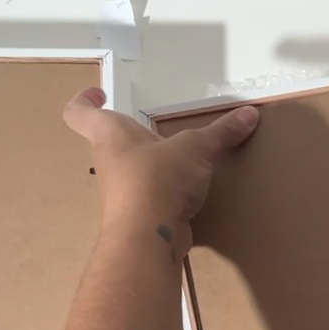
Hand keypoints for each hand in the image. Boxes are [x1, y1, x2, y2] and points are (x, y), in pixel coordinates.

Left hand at [61, 88, 259, 258]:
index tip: (99, 94)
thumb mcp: (195, 149)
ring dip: (149, 168)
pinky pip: (148, 199)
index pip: (79, 112)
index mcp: (110, 135)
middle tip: (152, 131)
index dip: (85, 100)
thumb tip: (249, 114)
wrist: (148, 234)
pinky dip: (163, 196)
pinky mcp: (138, 217)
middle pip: (110, 144)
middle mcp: (109, 162)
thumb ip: (221, 133)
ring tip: (177, 165)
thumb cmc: (157, 179)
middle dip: (131, 137)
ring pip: (130, 173)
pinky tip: (186, 197)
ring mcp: (121, 192)